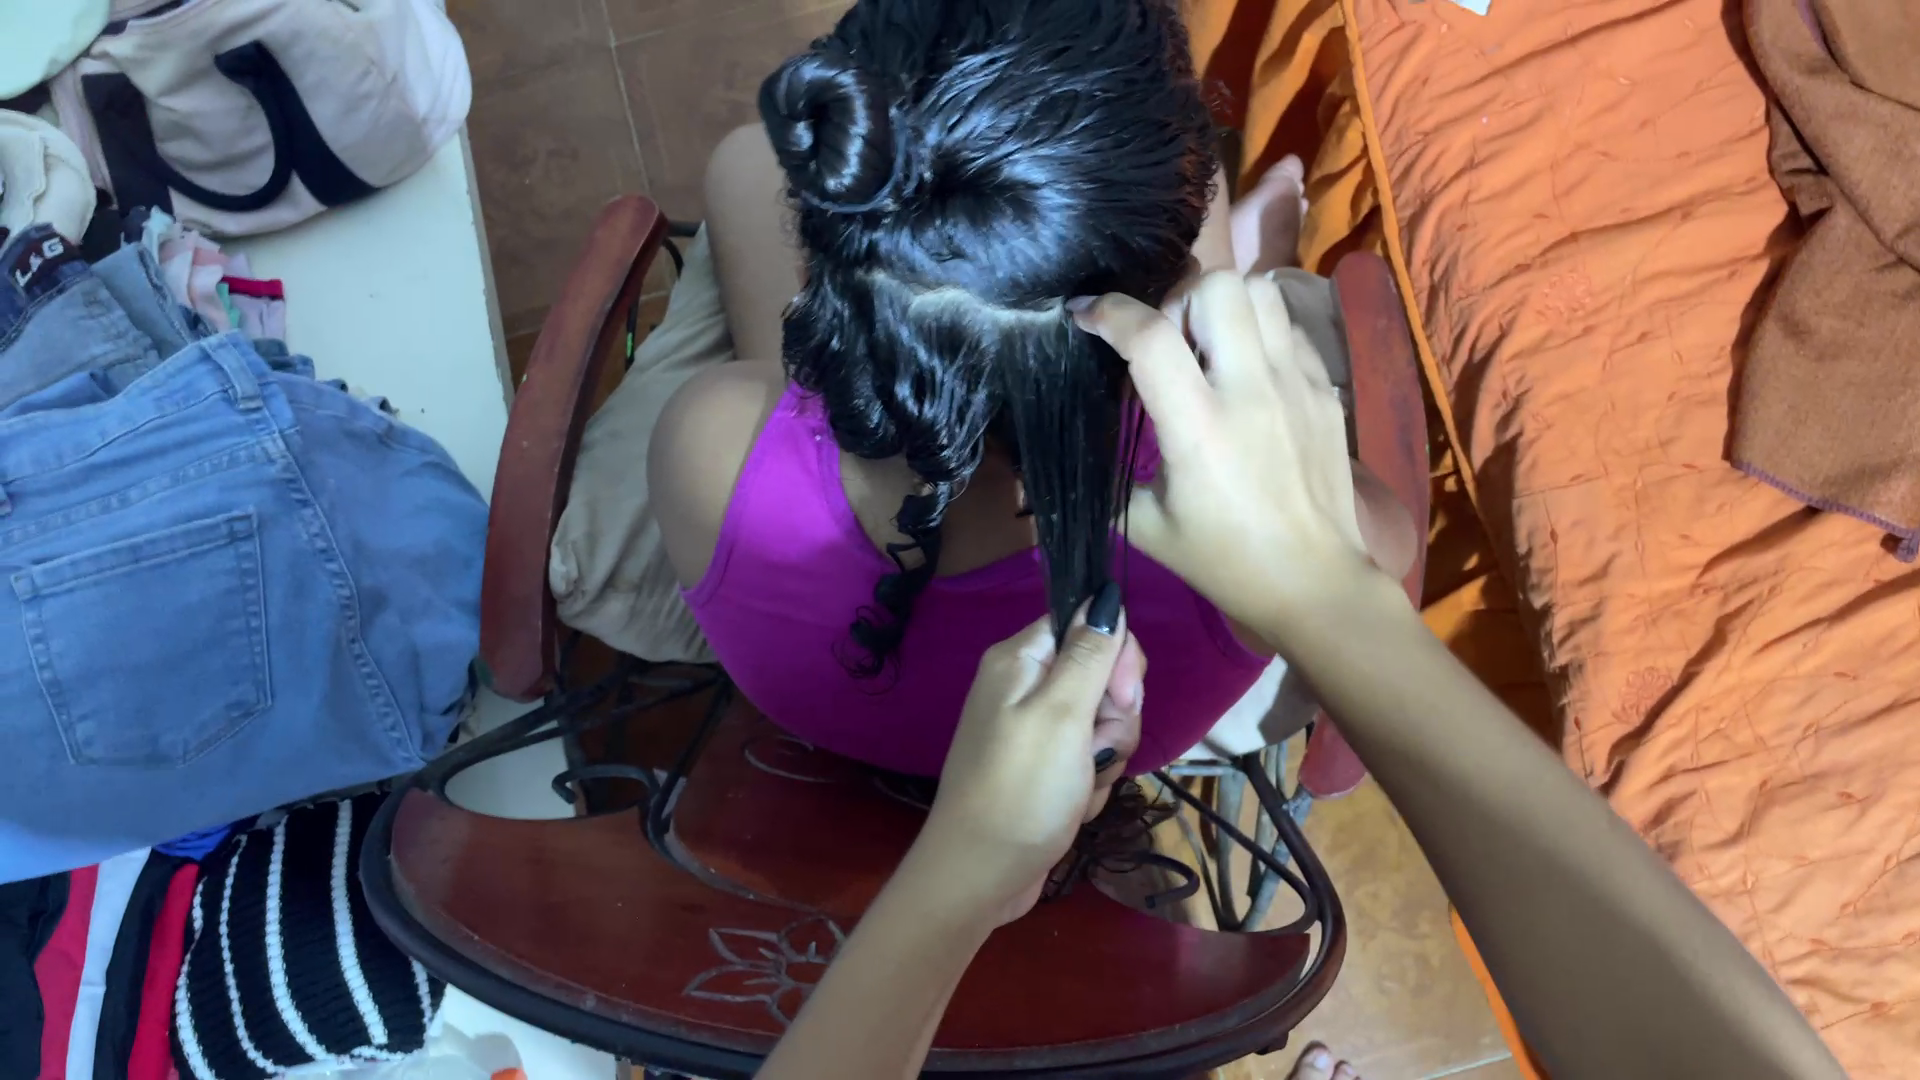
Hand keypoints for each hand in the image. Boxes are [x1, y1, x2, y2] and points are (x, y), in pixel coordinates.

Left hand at [913, 590, 1142, 926]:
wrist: (980, 875)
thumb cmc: (1021, 788)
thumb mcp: (1062, 714)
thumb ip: (1089, 653)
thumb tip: (1105, 594)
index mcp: (1021, 660)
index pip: (1085, 625)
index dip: (1115, 660)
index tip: (1120, 698)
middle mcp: (1026, 686)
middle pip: (1101, 676)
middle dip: (1113, 718)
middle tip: (1094, 748)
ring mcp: (1036, 729)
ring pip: (1104, 722)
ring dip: (1104, 757)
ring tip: (1079, 784)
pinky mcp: (1046, 766)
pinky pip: (1090, 757)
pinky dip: (1090, 782)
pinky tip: (1073, 805)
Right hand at [1072, 271, 1379, 639]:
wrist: (1312, 584)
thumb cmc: (1221, 561)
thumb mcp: (1144, 525)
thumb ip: (1110, 475)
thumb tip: (1078, 447)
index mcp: (1199, 428)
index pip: (1150, 337)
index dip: (1108, 313)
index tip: (1085, 314)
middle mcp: (1251, 391)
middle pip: (1217, 286)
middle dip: (1176, 300)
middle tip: (1167, 340)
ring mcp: (1297, 384)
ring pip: (1262, 290)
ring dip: (1223, 305)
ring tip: (1208, 346)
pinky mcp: (1326, 390)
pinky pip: (1289, 326)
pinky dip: (1258, 331)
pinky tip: (1246, 373)